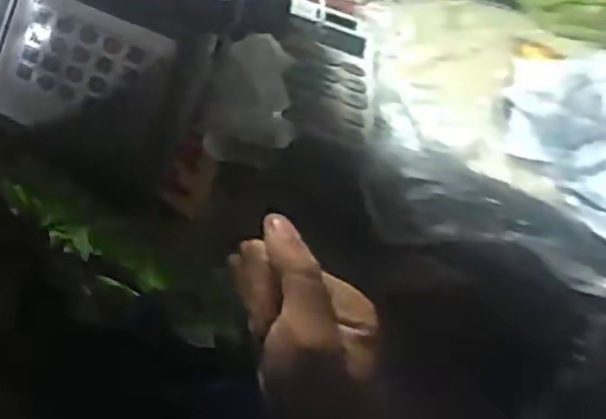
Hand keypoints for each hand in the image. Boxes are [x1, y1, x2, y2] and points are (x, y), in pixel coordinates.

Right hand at [232, 215, 381, 418]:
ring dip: (257, 317)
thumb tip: (274, 217)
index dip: (263, 282)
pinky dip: (258, 333)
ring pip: (265, 297)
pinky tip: (262, 349)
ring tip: (265, 347)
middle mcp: (335, 307)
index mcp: (348, 299)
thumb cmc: (316, 389)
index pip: (283, 257)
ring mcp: (316, 326)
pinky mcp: (297, 343)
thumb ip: (294, 272)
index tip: (266, 313)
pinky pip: (266, 318)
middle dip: (261, 300)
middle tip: (268, 335)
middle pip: (274, 275)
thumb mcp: (307, 330)